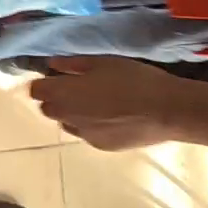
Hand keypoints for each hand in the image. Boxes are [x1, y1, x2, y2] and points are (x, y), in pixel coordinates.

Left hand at [30, 56, 186, 150]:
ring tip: (101, 108)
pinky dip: (94, 128)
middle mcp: (64, 114)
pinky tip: (116, 121)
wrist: (172, 110)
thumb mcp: (103, 63)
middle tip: (81, 94)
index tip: (60, 80)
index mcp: (59, 93)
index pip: (35, 90)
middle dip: (58, 101)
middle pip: (48, 108)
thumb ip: (72, 64)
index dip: (45, 85)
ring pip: (67, 123)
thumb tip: (52, 64)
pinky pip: (88, 135)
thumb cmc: (136, 81)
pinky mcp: (100, 145)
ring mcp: (81, 132)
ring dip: (75, 115)